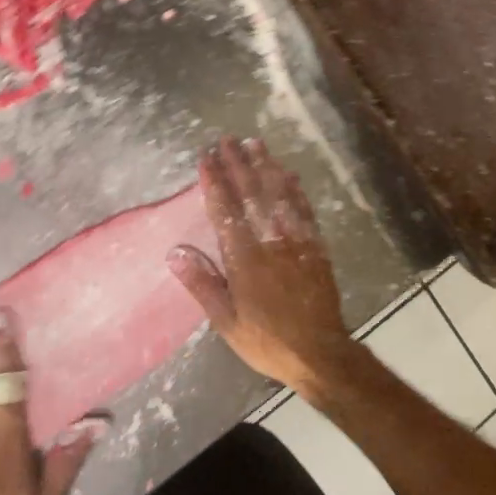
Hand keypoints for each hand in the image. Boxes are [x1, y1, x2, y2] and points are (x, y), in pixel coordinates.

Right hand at [167, 137, 364, 397]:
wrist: (320, 354)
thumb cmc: (267, 341)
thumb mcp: (226, 321)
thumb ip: (203, 284)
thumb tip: (175, 252)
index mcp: (245, 260)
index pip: (225, 211)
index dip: (215, 182)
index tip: (207, 157)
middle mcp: (271, 243)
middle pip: (253, 195)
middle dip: (238, 165)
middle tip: (228, 139)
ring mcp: (297, 243)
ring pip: (280, 196)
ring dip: (266, 168)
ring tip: (255, 144)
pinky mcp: (316, 249)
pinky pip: (304, 211)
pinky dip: (295, 190)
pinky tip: (289, 175)